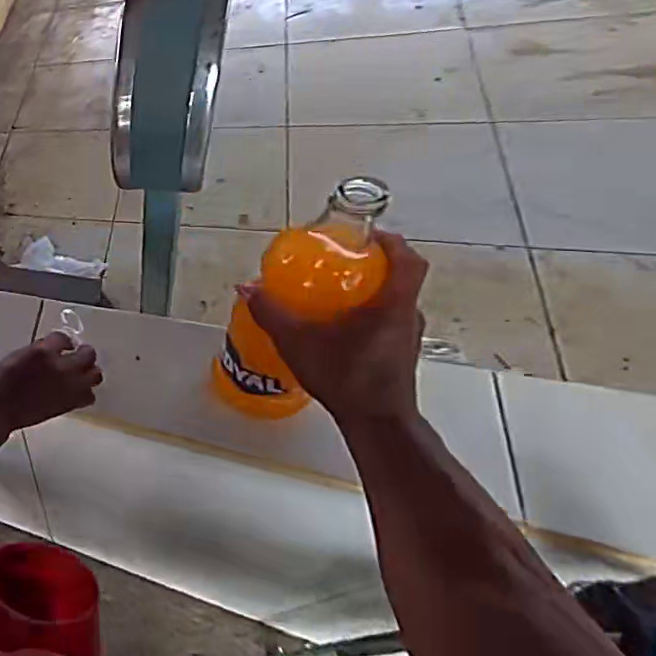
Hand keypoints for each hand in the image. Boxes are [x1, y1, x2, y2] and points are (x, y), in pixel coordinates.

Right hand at [0, 333, 101, 440]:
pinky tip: (71, 391)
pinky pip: (88, 396)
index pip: (63, 338)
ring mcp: (68, 387)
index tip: (60, 344)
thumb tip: (49, 350)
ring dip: (89, 372)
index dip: (62, 341)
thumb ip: (37, 352)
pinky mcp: (68, 404)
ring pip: (95, 376)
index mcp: (43, 352)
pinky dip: (84, 392)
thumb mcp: (15, 357)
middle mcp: (61, 368)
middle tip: (76, 355)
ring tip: (77, 374)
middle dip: (84, 353)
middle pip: (88, 355)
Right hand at [244, 231, 427, 425]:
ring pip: (394, 300)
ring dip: (371, 290)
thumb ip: (272, 312)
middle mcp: (407, 316)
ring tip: (334, 290)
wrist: (376, 421)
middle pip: (401, 277)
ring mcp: (407, 336)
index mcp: (392, 305)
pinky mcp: (400, 352)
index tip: (365, 235)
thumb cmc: (344, 376)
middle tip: (341, 260)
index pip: (407, 261)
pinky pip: (388, 320)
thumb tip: (248, 288)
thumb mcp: (297, 341)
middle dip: (374, 264)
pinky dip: (368, 312)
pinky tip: (338, 324)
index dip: (391, 242)